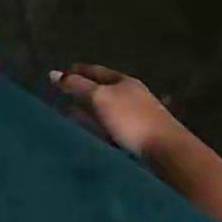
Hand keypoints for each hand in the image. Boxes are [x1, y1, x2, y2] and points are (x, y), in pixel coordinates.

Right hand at [50, 65, 189, 156]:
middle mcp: (131, 94)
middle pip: (100, 88)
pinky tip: (90, 131)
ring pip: (105, 108)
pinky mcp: (139, 134)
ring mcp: (137, 114)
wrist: (168, 151)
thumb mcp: (99, 98)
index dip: (75, 71)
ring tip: (69, 114)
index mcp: (123, 81)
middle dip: (80, 91)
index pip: (94, 70)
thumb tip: (54, 73)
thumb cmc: (131, 119)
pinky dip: (97, 124)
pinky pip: (111, 124)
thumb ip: (76, 85)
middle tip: (60, 95)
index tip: (58, 75)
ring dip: (88, 110)